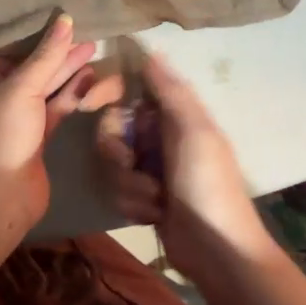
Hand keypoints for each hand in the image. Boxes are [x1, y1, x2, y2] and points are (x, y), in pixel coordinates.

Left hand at [0, 15, 118, 224]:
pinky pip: (52, 108)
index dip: (41, 38)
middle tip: (91, 40)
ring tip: (94, 54)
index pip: (13, 50)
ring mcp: (13, 117)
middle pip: (30, 68)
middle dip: (58, 55)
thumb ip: (47, 55)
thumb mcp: (23, 87)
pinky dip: (69, 95)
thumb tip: (66, 19)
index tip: (69, 24)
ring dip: (67, 74)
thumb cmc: (1, 133)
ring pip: (43, 89)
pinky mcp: (33, 136)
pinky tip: (89, 80)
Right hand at [93, 52, 270, 279]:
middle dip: (116, 150)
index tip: (87, 103)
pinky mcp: (142, 197)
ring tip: (154, 201)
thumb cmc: (210, 186)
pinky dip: (133, 204)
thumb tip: (152, 51)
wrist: (218, 252)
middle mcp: (159, 136)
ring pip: (111, 162)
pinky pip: (116, 190)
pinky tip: (154, 216)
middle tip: (130, 165)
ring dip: (128, 184)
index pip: (130, 87)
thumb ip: (171, 92)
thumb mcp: (195, 133)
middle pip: (112, 126)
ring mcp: (150, 168)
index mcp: (174, 114)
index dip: (106, 89)